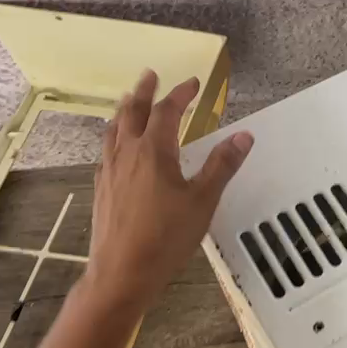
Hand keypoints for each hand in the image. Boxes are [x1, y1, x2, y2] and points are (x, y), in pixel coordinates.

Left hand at [85, 70, 253, 311]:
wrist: (122, 272)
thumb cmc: (167, 237)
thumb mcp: (203, 201)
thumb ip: (222, 166)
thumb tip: (244, 136)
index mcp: (153, 152)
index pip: (167, 112)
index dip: (181, 95)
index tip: (193, 83)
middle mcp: (127, 154)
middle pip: (133, 113)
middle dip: (144, 92)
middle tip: (151, 75)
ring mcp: (110, 171)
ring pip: (114, 129)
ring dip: (124, 110)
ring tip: (129, 101)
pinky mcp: (102, 188)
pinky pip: (107, 149)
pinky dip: (114, 135)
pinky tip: (117, 146)